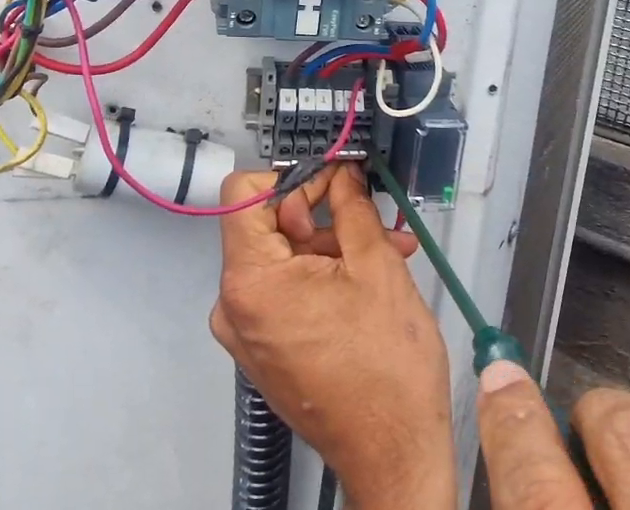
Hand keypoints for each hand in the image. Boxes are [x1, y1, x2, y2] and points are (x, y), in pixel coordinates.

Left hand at [210, 164, 452, 509]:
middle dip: (323, 214)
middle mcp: (235, 307)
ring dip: (334, 246)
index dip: (292, 177)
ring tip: (389, 251)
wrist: (394, 452)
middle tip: (369, 214)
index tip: (333, 178)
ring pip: (284, 258)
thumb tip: (340, 175)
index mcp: (251, 283)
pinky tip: (371, 277)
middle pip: (267, 227)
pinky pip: (288, 291)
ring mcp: (249, 332)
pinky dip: (324, 276)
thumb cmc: (386, 372)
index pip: (244, 194)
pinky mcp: (267, 348)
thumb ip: (352, 208)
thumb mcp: (376, 266)